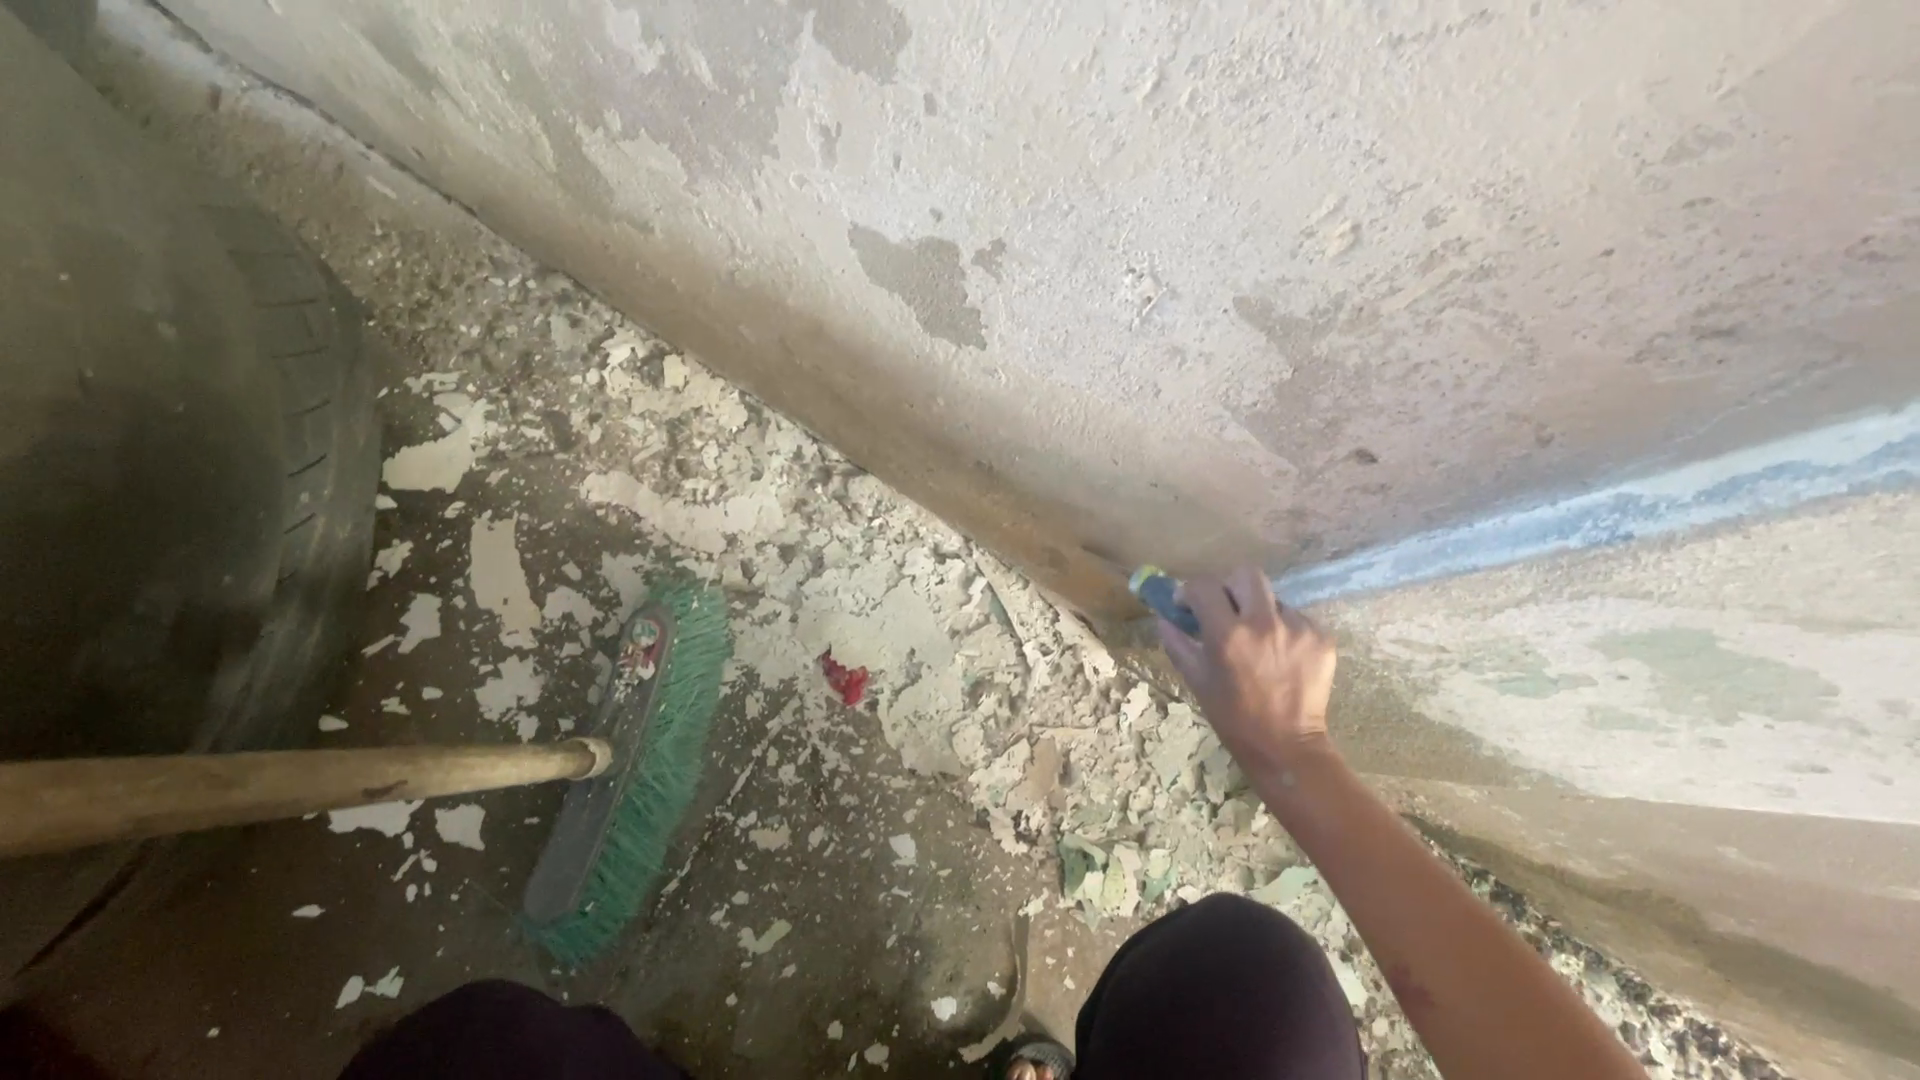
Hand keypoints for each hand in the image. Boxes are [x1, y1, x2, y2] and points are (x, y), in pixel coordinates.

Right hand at [1156, 566, 1337, 770]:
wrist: (1286, 746)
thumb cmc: (1233, 716)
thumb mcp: (1197, 680)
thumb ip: (1177, 643)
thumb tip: (1164, 618)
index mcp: (1228, 635)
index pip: (1204, 586)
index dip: (1190, 591)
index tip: (1188, 604)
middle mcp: (1264, 624)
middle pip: (1245, 575)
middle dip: (1230, 587)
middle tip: (1226, 609)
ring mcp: (1298, 629)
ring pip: (1273, 599)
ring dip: (1260, 612)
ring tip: (1258, 642)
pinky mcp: (1322, 638)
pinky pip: (1297, 619)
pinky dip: (1285, 631)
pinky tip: (1281, 657)